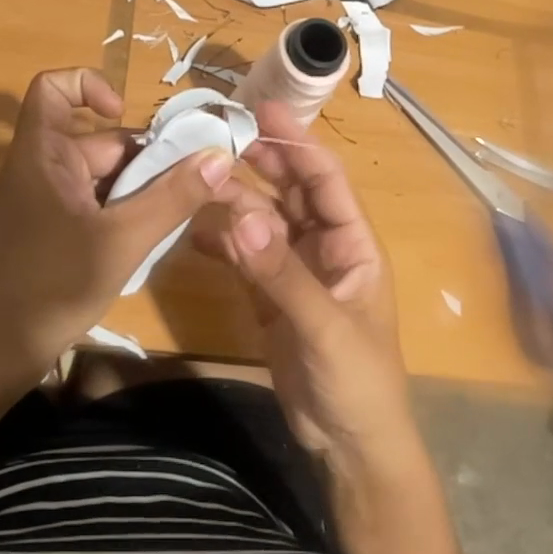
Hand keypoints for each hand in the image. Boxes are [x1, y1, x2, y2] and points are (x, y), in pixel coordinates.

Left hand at [0, 68, 236, 377]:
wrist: (5, 346)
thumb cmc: (56, 283)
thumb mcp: (124, 239)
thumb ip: (172, 198)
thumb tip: (218, 157)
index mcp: (43, 156)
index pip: (53, 89)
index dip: (89, 86)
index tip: (124, 114)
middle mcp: (41, 168)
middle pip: (98, 140)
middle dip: (143, 161)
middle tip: (186, 187)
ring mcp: (46, 199)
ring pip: (103, 175)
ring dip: (139, 190)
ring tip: (174, 215)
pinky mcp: (53, 227)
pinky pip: (95, 201)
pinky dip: (124, 210)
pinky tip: (150, 236)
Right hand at [193, 102, 419, 469]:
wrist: (350, 442)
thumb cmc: (358, 381)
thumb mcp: (324, 327)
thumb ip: (281, 273)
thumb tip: (239, 216)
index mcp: (353, 244)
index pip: (325, 179)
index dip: (297, 142)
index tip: (261, 110)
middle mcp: (325, 248)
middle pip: (291, 191)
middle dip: (261, 161)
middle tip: (218, 135)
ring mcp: (296, 273)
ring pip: (264, 222)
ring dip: (236, 200)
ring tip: (197, 178)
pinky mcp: (272, 299)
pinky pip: (245, 258)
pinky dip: (223, 243)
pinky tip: (195, 233)